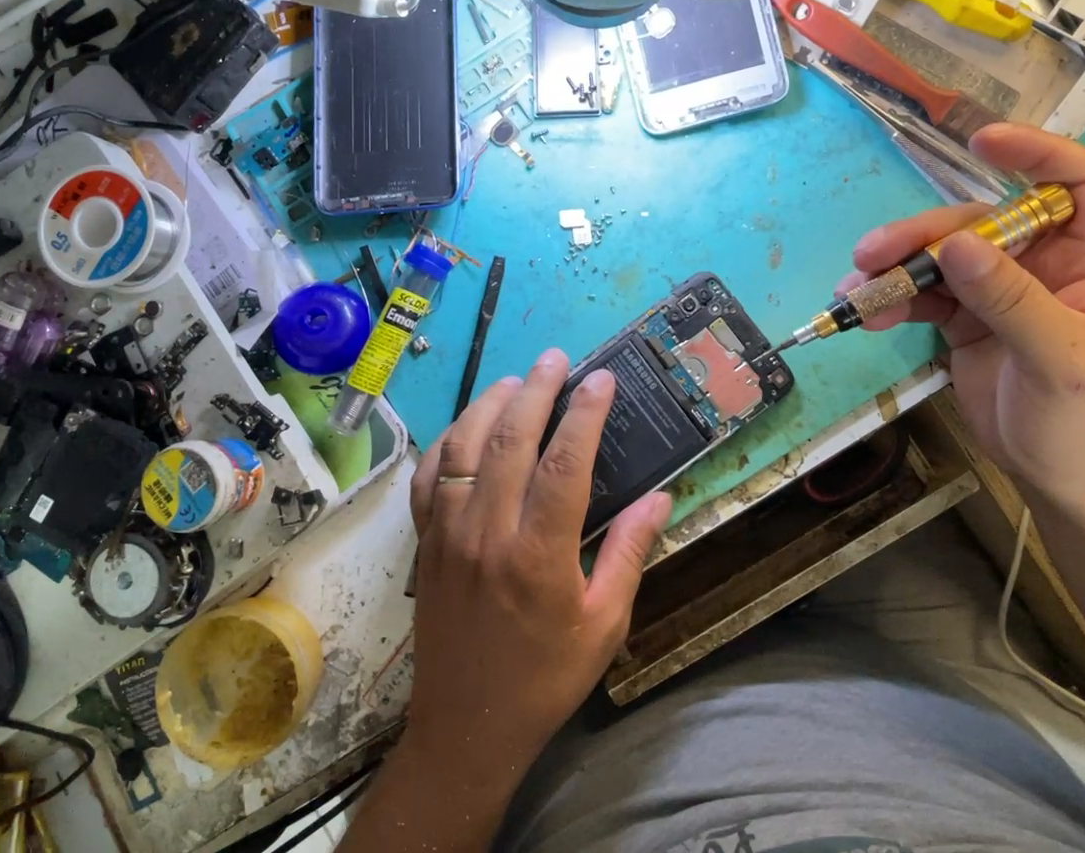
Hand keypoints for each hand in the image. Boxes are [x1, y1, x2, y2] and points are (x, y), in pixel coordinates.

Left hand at [405, 349, 672, 781]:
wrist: (468, 725)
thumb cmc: (545, 678)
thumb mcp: (604, 624)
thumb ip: (628, 554)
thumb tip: (660, 498)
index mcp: (539, 554)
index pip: (565, 463)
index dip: (585, 414)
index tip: (601, 380)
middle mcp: (487, 532)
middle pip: (509, 440)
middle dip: (536, 390)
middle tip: (556, 359)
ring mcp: (447, 534)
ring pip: (462, 448)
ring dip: (488, 406)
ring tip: (515, 381)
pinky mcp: (424, 544)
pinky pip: (427, 477)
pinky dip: (445, 443)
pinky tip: (465, 428)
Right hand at [843, 124, 1084, 509]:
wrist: (1067, 484)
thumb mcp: (1060, 360)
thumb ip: (1010, 300)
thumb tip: (956, 244)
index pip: (1078, 186)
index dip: (1037, 155)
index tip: (982, 142)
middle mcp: (1047, 267)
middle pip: (983, 224)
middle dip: (925, 234)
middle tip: (872, 253)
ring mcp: (1001, 294)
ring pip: (943, 259)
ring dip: (896, 269)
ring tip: (854, 289)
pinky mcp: (967, 323)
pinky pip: (924, 298)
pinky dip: (892, 303)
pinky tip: (865, 316)